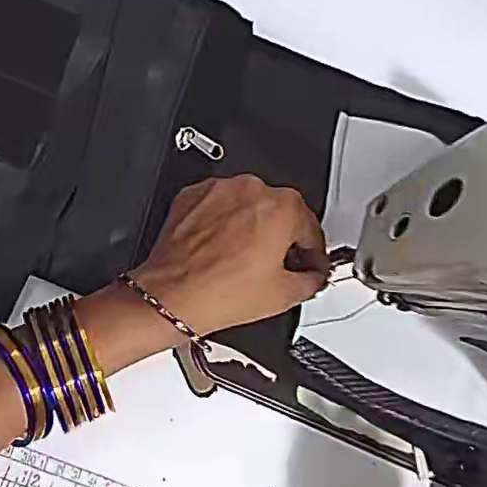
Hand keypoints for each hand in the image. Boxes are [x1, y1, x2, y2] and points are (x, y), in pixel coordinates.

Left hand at [129, 175, 328, 336]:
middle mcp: (251, 189)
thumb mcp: (285, 295)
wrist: (171, 296)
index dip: (315, 252)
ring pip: (247, 205)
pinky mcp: (192, 196)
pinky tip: (221, 251)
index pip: (312, 227)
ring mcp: (219, 190)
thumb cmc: (219, 292)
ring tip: (244, 260)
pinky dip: (222, 223)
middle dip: (283, 238)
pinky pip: (218, 205)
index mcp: (282, 207)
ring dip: (251, 227)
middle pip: (280, 212)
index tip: (312, 263)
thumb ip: (311, 279)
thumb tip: (311, 276)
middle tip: (278, 266)